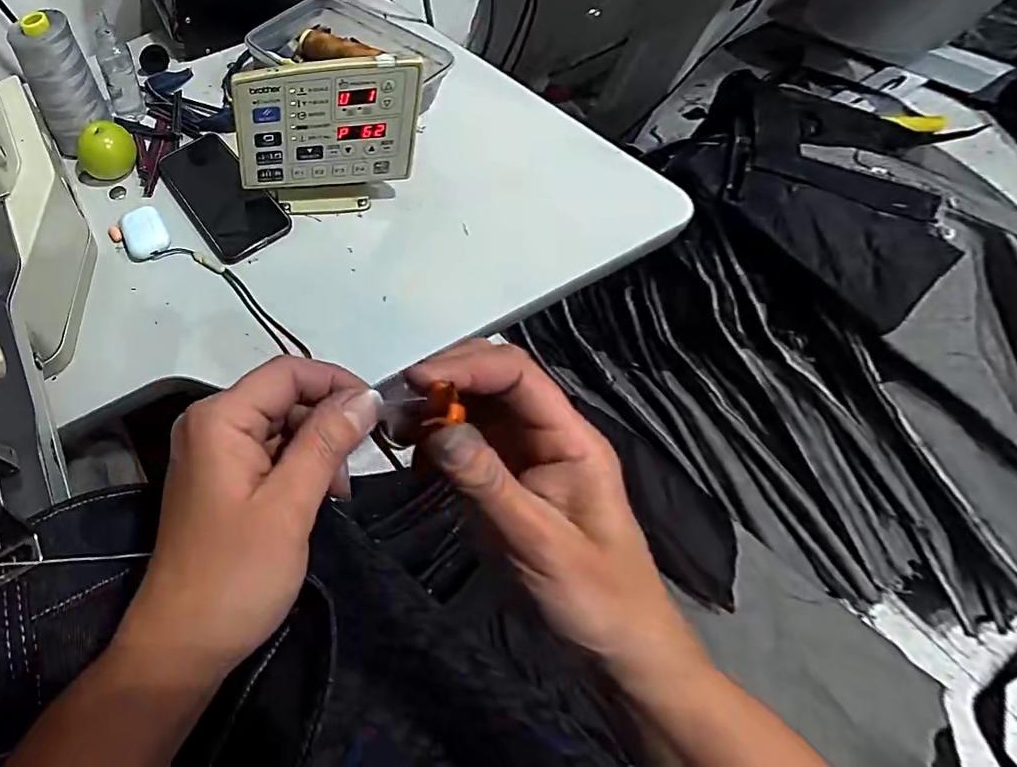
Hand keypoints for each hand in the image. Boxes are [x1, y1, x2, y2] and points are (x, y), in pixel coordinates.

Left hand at [114, 357, 380, 683]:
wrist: (181, 644)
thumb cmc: (234, 576)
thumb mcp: (289, 505)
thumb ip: (326, 442)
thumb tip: (364, 396)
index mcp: (219, 418)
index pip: (286, 372)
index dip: (334, 381)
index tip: (376, 408)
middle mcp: (210, 422)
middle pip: (281, 396)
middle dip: (325, 421)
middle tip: (357, 463)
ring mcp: (211, 449)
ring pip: (278, 424)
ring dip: (314, 446)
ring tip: (337, 491)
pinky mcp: (217, 474)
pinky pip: (266, 449)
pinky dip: (296, 464)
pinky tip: (315, 496)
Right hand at [406, 341, 707, 688]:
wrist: (619, 651)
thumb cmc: (597, 598)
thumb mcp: (540, 543)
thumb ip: (488, 482)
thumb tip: (436, 429)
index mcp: (569, 437)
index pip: (517, 374)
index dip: (466, 365)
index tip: (417, 379)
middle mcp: (544, 432)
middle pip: (493, 376)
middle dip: (446, 376)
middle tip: (400, 396)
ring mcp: (522, 450)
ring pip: (473, 402)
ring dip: (434, 404)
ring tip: (398, 424)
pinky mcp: (501, 472)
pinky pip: (463, 435)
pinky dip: (434, 434)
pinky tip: (414, 452)